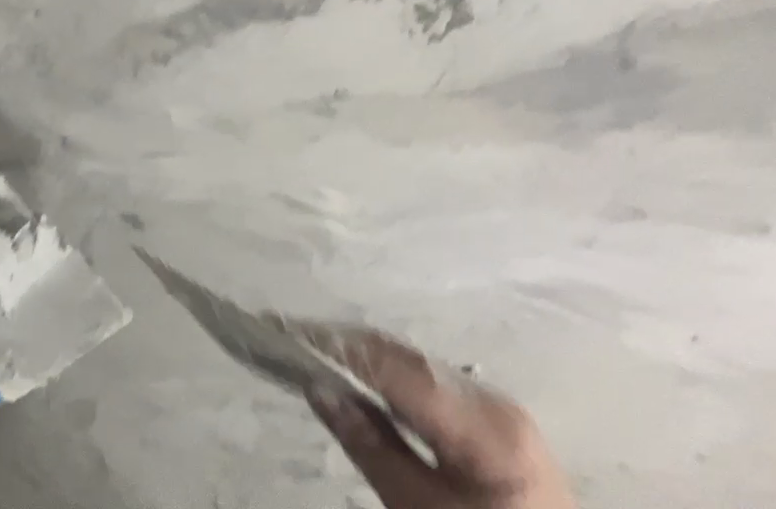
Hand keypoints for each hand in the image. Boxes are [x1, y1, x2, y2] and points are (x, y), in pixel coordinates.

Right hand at [303, 328, 574, 508]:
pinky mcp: (495, 418)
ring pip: (412, 362)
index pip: (391, 365)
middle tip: (279, 331)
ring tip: (305, 345)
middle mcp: (491, 399)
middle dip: (339, 341)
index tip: (277, 329)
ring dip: (357, 352)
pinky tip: (353, 372)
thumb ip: (370, 446)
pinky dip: (383, 370)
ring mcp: (498, 406)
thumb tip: (316, 386)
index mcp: (480, 424)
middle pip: (402, 356)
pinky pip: (427, 380)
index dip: (332, 344)